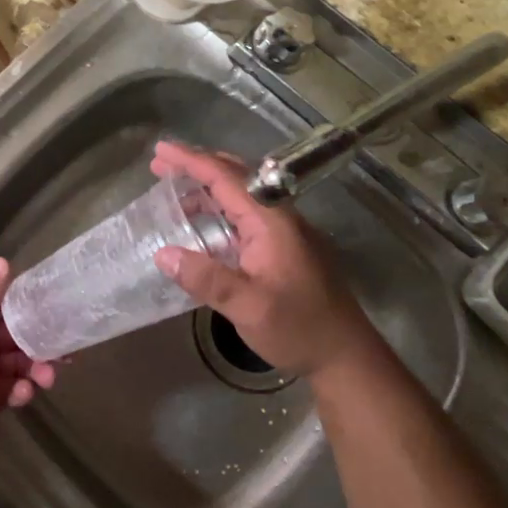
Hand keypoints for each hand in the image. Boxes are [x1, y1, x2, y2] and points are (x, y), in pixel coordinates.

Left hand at [0, 259, 56, 451]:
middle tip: (67, 352)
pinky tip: (24, 393)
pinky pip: (11, 390)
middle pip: (17, 336)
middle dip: (41, 342)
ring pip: (19, 364)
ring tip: (48, 378)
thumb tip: (4, 261)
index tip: (58, 308)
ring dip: (37, 368)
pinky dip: (22, 391)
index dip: (30, 307)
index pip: (4, 305)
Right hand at [151, 141, 375, 378]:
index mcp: (272, 223)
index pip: (227, 178)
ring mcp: (285, 234)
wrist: (346, 357)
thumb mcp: (248, 308)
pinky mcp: (284, 250)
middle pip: (237, 177)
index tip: (160, 150)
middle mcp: (280, 219)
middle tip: (161, 165)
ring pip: (242, 196)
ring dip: (208, 188)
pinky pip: (246, 215)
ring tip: (174, 192)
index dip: (191, 161)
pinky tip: (203, 225)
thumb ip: (206, 279)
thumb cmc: (299, 329)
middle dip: (198, 166)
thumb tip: (163, 254)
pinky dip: (220, 209)